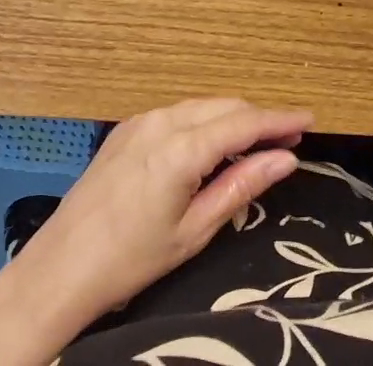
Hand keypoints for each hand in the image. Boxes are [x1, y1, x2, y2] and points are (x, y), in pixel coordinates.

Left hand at [8, 98, 313, 328]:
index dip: (280, 119)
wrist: (61, 266)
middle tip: (289, 140)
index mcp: (181, 148)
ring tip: (258, 142)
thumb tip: (285, 159)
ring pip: (201, 106)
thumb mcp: (194, 230)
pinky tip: (214, 144)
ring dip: (232, 118)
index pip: (244, 122)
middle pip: (224, 106)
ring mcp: (140, 121)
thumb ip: (241, 186)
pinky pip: (177, 114)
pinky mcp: (126, 129)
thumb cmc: (132, 258)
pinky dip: (205, 122)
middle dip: (259, 118)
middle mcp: (161, 121)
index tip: (310, 120)